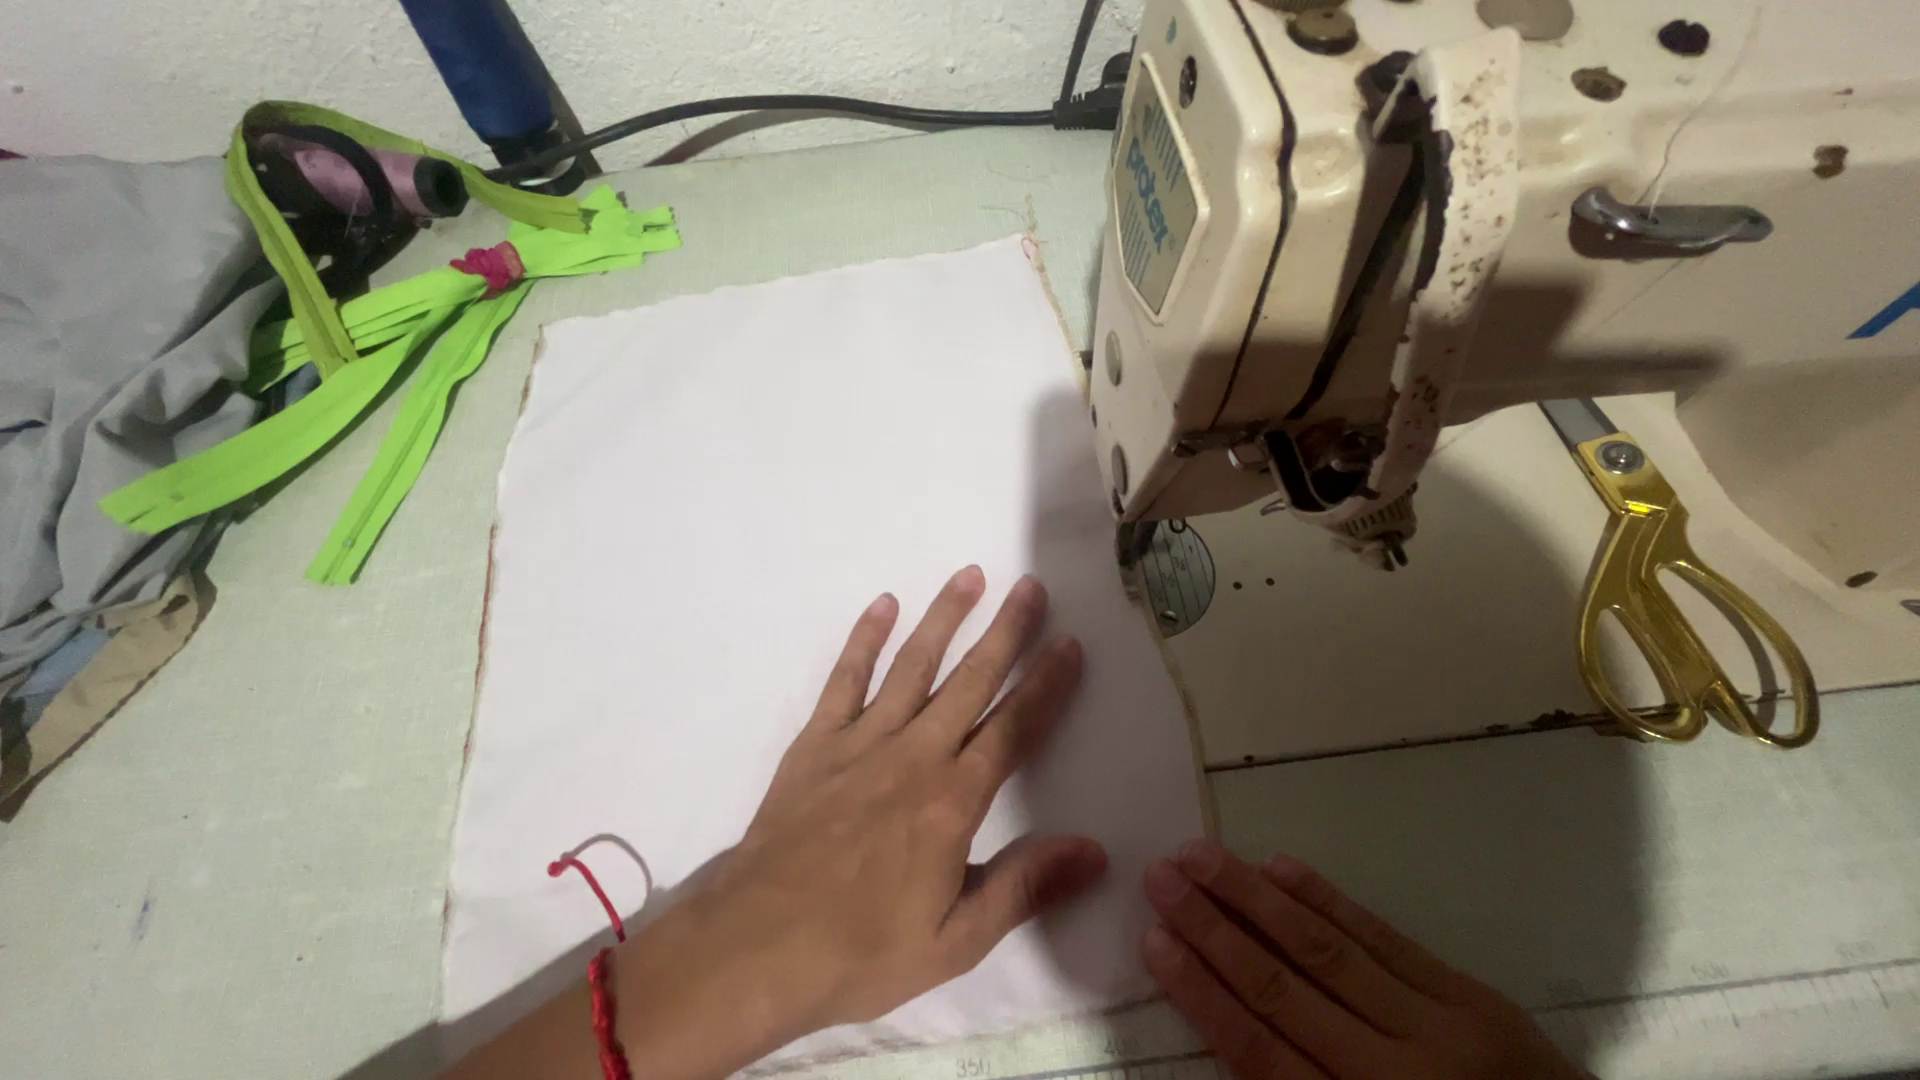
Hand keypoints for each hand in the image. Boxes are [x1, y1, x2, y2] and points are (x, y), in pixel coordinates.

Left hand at [452, 568, 1108, 1079]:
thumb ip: (1025, 887)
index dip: (1047, 685)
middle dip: (1006, 631)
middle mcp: (914, 755)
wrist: (755, 948)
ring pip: (913, 665)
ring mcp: (861, 741)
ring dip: (943, 617)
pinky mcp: (816, 741)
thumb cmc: (861, 950)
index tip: (1070, 643)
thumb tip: (1096, 851)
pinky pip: (844, 678)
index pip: (1014, 729)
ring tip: (969, 575)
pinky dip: (864, 639)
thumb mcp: (956, 940)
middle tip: (1030, 586)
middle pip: (971, 680)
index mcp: (953, 801)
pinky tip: (883, 604)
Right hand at [1141, 841, 1590, 1079]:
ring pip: (1325, 950)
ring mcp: (1440, 1029)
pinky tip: (1281, 866)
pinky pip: (1386, 938)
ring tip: (1201, 855)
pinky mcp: (1474, 998)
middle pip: (1282, 989)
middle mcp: (1394, 1075)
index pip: (1260, 1053)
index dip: (1200, 995)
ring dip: (1254, 896)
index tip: (1153, 941)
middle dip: (1212, 928)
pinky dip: (1327, 900)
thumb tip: (1224, 1020)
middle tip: (1161, 875)